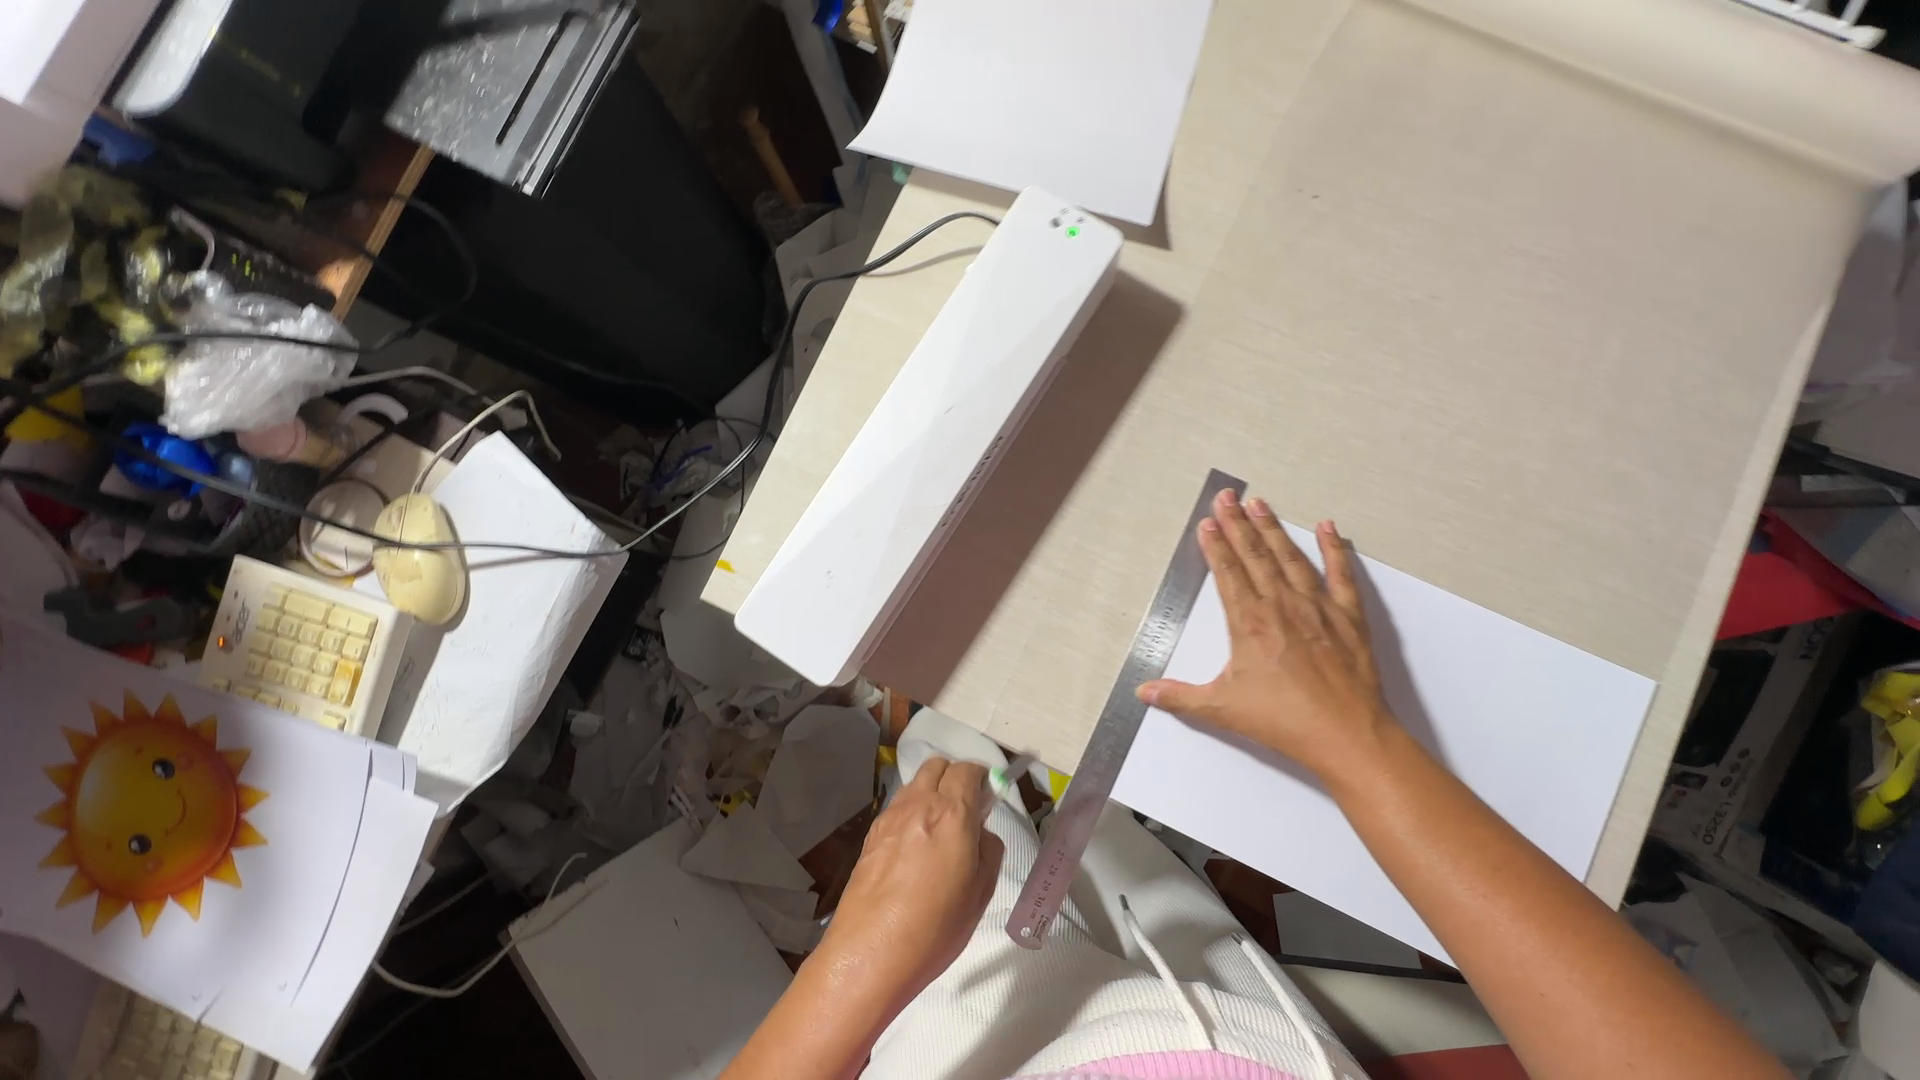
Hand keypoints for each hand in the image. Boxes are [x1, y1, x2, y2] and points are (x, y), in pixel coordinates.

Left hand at [811, 757, 1003, 1005]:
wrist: (870, 952)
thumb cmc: (936, 926)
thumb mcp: (981, 892)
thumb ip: (988, 849)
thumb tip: (979, 831)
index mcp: (952, 813)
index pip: (967, 770)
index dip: (981, 778)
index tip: (987, 799)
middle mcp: (919, 804)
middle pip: (937, 766)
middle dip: (954, 778)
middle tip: (965, 810)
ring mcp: (890, 818)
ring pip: (915, 785)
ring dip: (931, 793)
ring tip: (939, 830)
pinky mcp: (871, 836)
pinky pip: (898, 808)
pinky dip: (911, 813)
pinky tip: (914, 848)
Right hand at [1136, 489, 1396, 780]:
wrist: (1346, 735)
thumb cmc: (1285, 721)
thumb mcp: (1222, 708)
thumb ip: (1180, 697)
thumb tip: (1145, 692)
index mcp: (1250, 622)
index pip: (1228, 572)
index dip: (1216, 545)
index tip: (1208, 522)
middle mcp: (1282, 605)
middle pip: (1255, 555)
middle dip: (1238, 524)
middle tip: (1227, 497)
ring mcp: (1318, 608)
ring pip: (1291, 557)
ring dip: (1274, 529)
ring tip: (1260, 504)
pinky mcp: (1349, 618)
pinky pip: (1341, 575)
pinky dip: (1335, 549)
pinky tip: (1328, 528)